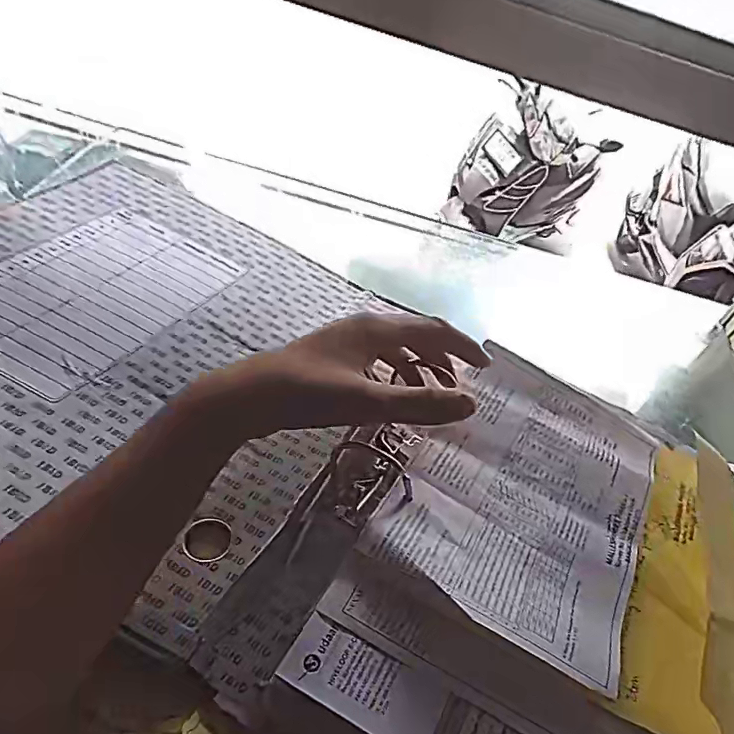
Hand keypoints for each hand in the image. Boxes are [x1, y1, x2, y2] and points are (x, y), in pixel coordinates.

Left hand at [178, 313, 490, 441]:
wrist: (248, 397)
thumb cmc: (308, 395)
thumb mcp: (369, 402)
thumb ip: (421, 405)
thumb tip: (470, 405)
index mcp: (377, 330)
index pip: (434, 331)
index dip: (463, 348)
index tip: (486, 367)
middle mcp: (364, 328)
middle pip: (417, 336)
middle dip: (444, 359)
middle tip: (462, 384)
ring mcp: (346, 342)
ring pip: (396, 349)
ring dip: (420, 369)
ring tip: (432, 394)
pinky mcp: (332, 358)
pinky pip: (377, 360)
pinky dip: (396, 375)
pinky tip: (392, 396)